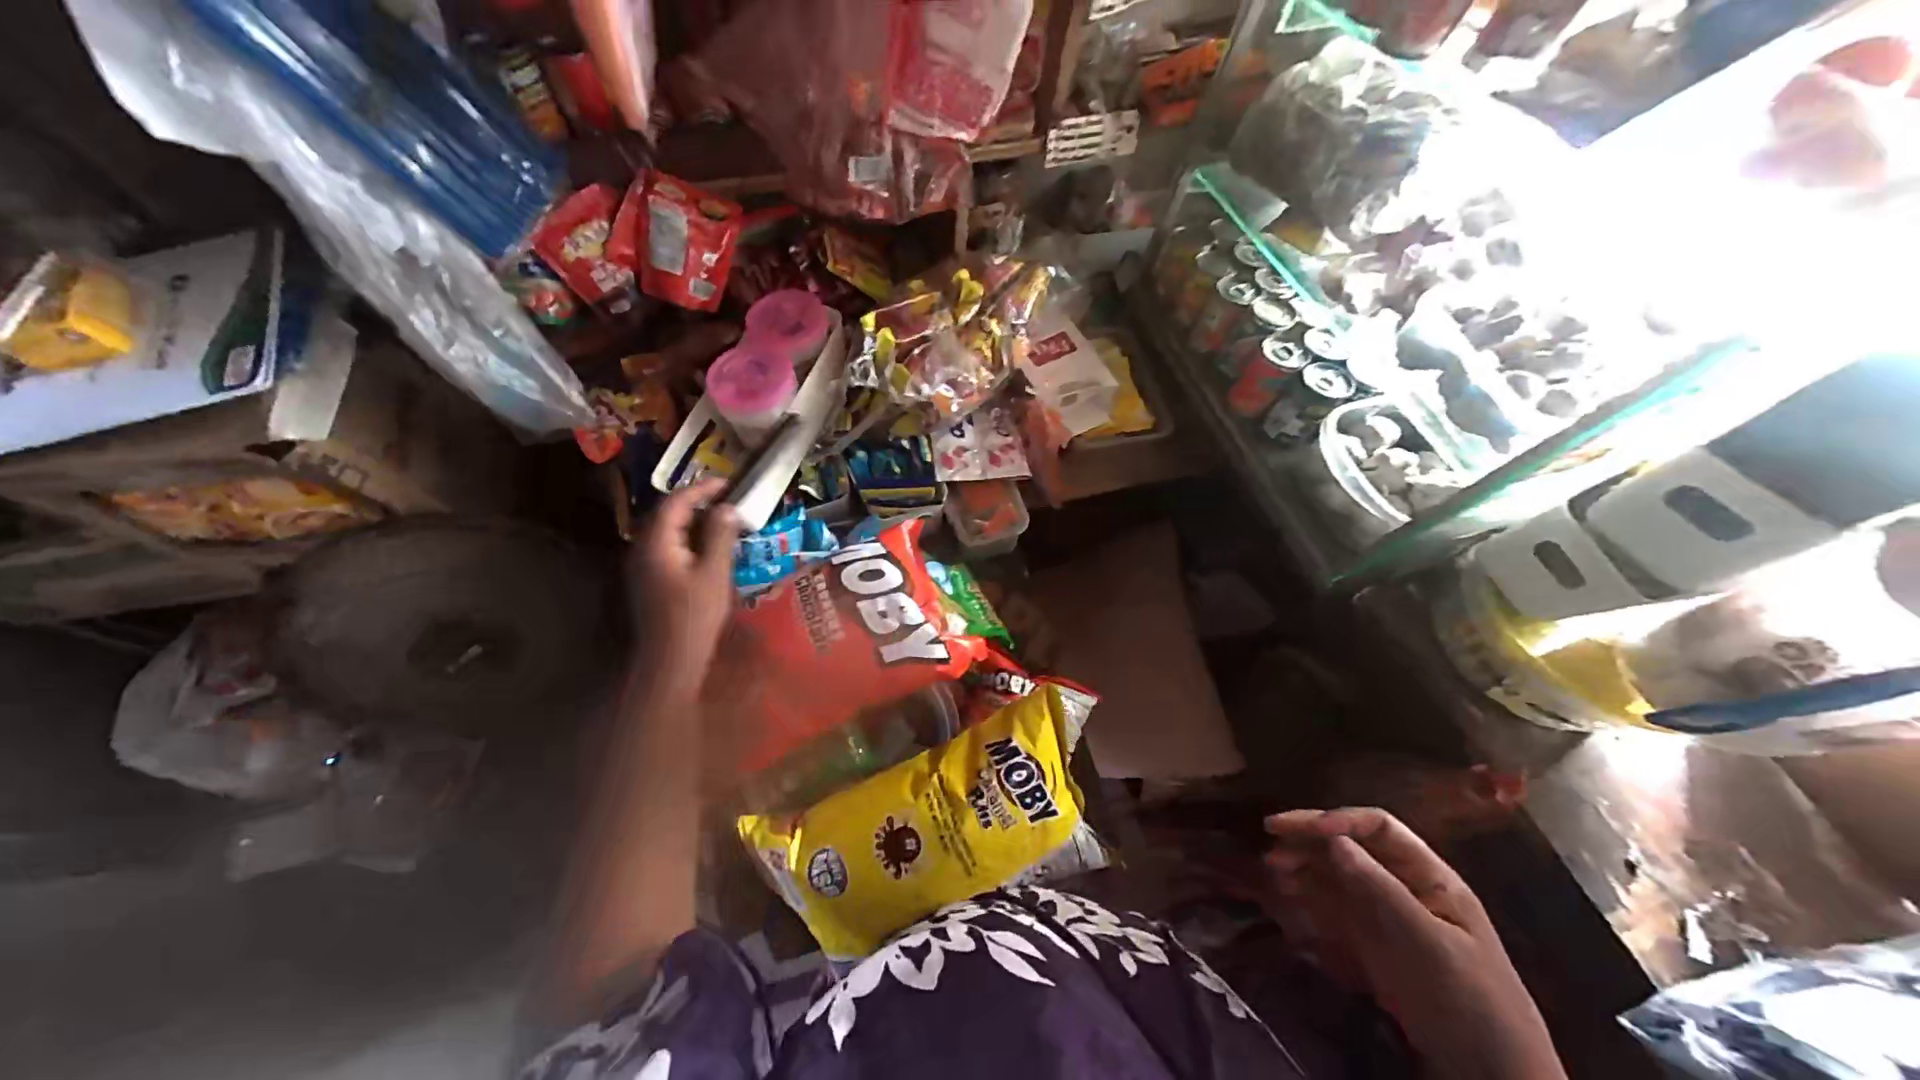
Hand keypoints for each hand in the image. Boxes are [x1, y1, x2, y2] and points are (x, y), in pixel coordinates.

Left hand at [630, 477, 740, 680]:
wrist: (670, 659)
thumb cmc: (694, 616)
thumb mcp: (714, 573)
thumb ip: (720, 536)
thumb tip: (726, 508)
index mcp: (656, 543)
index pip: (675, 503)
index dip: (701, 488)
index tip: (727, 482)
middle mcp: (642, 549)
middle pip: (666, 514)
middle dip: (696, 501)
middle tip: (726, 497)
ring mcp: (643, 566)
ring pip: (666, 531)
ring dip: (692, 520)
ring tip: (722, 517)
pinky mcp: (649, 580)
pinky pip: (667, 546)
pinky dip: (688, 538)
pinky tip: (708, 545)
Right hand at [1265, 808, 1565, 1079]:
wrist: (1489, 1077)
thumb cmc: (1469, 1002)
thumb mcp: (1426, 943)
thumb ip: (1378, 889)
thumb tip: (1332, 839)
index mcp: (1429, 877)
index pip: (1378, 828)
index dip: (1336, 820)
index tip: (1294, 830)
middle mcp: (1403, 887)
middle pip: (1350, 848)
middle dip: (1309, 842)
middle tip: (1270, 849)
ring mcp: (1384, 917)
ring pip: (1335, 876)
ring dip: (1302, 868)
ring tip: (1272, 873)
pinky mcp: (1370, 946)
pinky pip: (1331, 909)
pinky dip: (1306, 898)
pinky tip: (1284, 898)